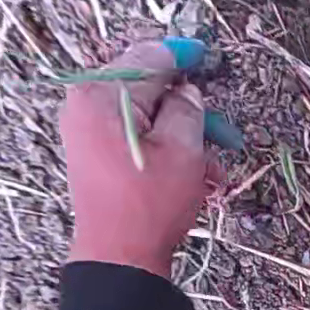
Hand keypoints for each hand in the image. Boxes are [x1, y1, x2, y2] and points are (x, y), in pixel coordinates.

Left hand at [60, 38, 212, 277]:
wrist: (120, 255)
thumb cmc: (150, 204)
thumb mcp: (183, 152)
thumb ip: (188, 111)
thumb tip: (188, 93)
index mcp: (103, 96)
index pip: (148, 60)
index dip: (182, 57)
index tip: (204, 54)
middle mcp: (86, 105)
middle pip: (147, 90)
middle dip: (189, 111)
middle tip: (223, 133)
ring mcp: (87, 130)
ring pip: (147, 118)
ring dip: (184, 137)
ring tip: (213, 170)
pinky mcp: (95, 153)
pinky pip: (136, 137)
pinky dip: (166, 149)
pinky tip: (194, 176)